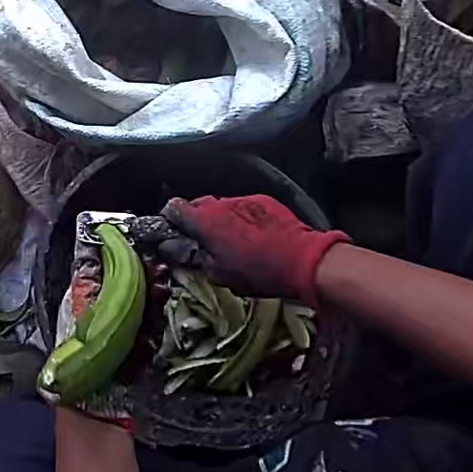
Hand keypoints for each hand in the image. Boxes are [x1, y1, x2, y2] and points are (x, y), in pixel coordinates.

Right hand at [157, 195, 346, 305]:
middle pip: (197, 206)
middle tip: (204, 243)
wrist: (304, 260)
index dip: (170, 220)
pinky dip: (241, 218)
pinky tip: (252, 236)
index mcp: (204, 220)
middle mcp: (219, 203)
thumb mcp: (218, 273)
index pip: (173, 207)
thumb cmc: (257, 272)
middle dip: (196, 222)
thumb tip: (168, 248)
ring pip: (220, 207)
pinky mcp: (263, 200)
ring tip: (232, 241)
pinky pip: (242, 207)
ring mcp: (242, 199)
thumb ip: (190, 257)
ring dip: (220, 220)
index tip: (174, 234)